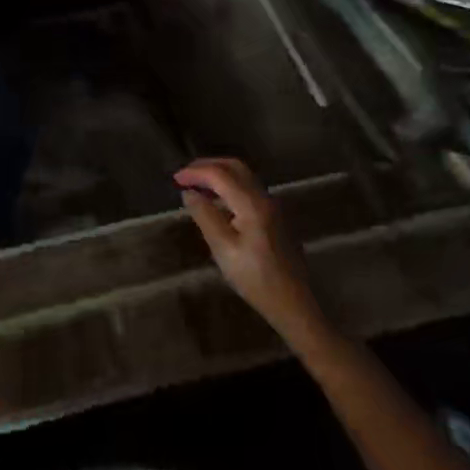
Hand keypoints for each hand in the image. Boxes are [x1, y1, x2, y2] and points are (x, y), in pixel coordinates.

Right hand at [175, 157, 337, 351]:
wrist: (294, 304)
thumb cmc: (256, 279)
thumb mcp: (223, 249)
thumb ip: (205, 216)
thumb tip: (189, 193)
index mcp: (252, 205)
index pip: (220, 174)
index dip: (195, 172)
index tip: (175, 179)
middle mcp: (265, 198)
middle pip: (235, 167)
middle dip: (207, 165)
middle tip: (185, 175)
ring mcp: (273, 206)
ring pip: (243, 176)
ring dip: (218, 174)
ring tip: (196, 185)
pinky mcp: (275, 216)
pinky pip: (248, 188)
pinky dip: (229, 184)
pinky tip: (217, 200)